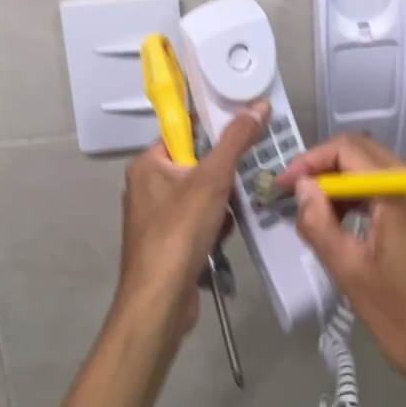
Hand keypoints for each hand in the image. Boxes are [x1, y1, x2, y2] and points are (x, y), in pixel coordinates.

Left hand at [112, 101, 267, 328]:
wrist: (160, 301)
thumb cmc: (179, 230)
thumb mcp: (213, 177)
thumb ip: (237, 139)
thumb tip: (259, 104)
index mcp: (147, 163)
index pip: (185, 132)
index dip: (214, 131)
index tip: (243, 134)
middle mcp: (146, 186)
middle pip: (197, 164)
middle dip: (223, 176)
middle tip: (241, 179)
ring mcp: (154, 218)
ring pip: (201, 194)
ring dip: (222, 203)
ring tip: (230, 215)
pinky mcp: (166, 244)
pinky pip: (197, 221)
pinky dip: (213, 225)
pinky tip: (222, 237)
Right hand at [277, 134, 405, 406]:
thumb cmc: (404, 318)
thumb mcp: (351, 273)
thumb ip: (320, 224)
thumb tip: (302, 187)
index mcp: (400, 190)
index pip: (347, 149)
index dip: (310, 161)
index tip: (283, 185)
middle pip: (362, 151)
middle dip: (323, 168)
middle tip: (293, 195)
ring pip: (375, 167)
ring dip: (342, 182)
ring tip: (314, 212)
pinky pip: (389, 186)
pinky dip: (362, 195)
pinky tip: (344, 220)